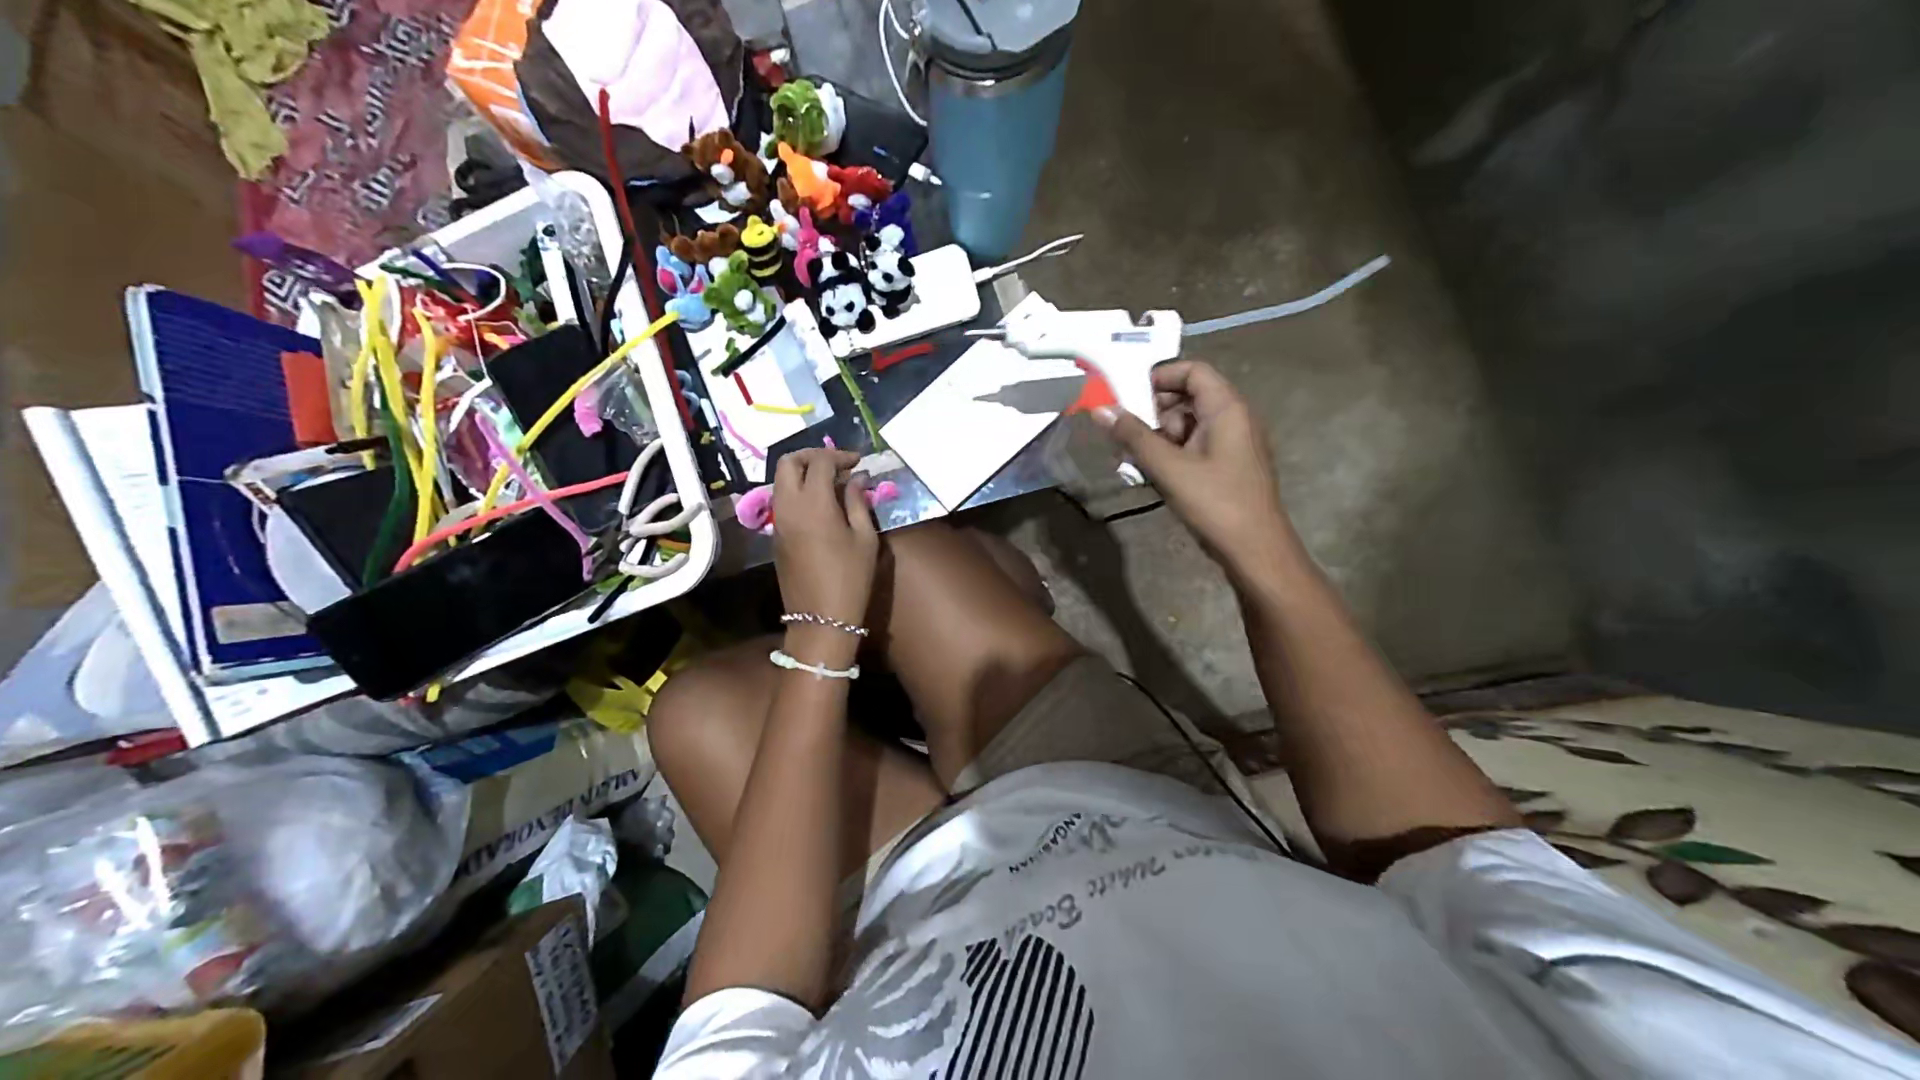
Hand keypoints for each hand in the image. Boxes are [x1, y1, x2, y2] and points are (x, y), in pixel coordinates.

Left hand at [772, 449, 877, 660]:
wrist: (821, 618)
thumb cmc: (851, 578)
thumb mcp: (864, 538)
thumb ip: (858, 502)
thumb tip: (857, 479)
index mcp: (813, 502)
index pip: (820, 461)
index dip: (840, 455)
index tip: (858, 462)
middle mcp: (788, 505)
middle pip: (789, 462)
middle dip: (813, 455)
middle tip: (837, 464)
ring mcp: (778, 520)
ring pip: (780, 480)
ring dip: (803, 472)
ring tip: (831, 482)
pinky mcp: (776, 535)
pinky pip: (782, 499)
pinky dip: (798, 490)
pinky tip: (821, 503)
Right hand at [1093, 361, 1296, 577]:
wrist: (1255, 550)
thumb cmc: (1215, 502)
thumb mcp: (1168, 467)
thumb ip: (1133, 436)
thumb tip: (1100, 409)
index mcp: (1227, 408)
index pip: (1192, 370)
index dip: (1158, 377)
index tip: (1127, 397)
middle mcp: (1234, 418)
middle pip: (1187, 397)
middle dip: (1153, 412)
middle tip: (1126, 434)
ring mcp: (1232, 443)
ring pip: (1187, 425)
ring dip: (1158, 437)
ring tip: (1135, 461)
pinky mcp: (1227, 466)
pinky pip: (1194, 447)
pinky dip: (1171, 454)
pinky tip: (1153, 475)